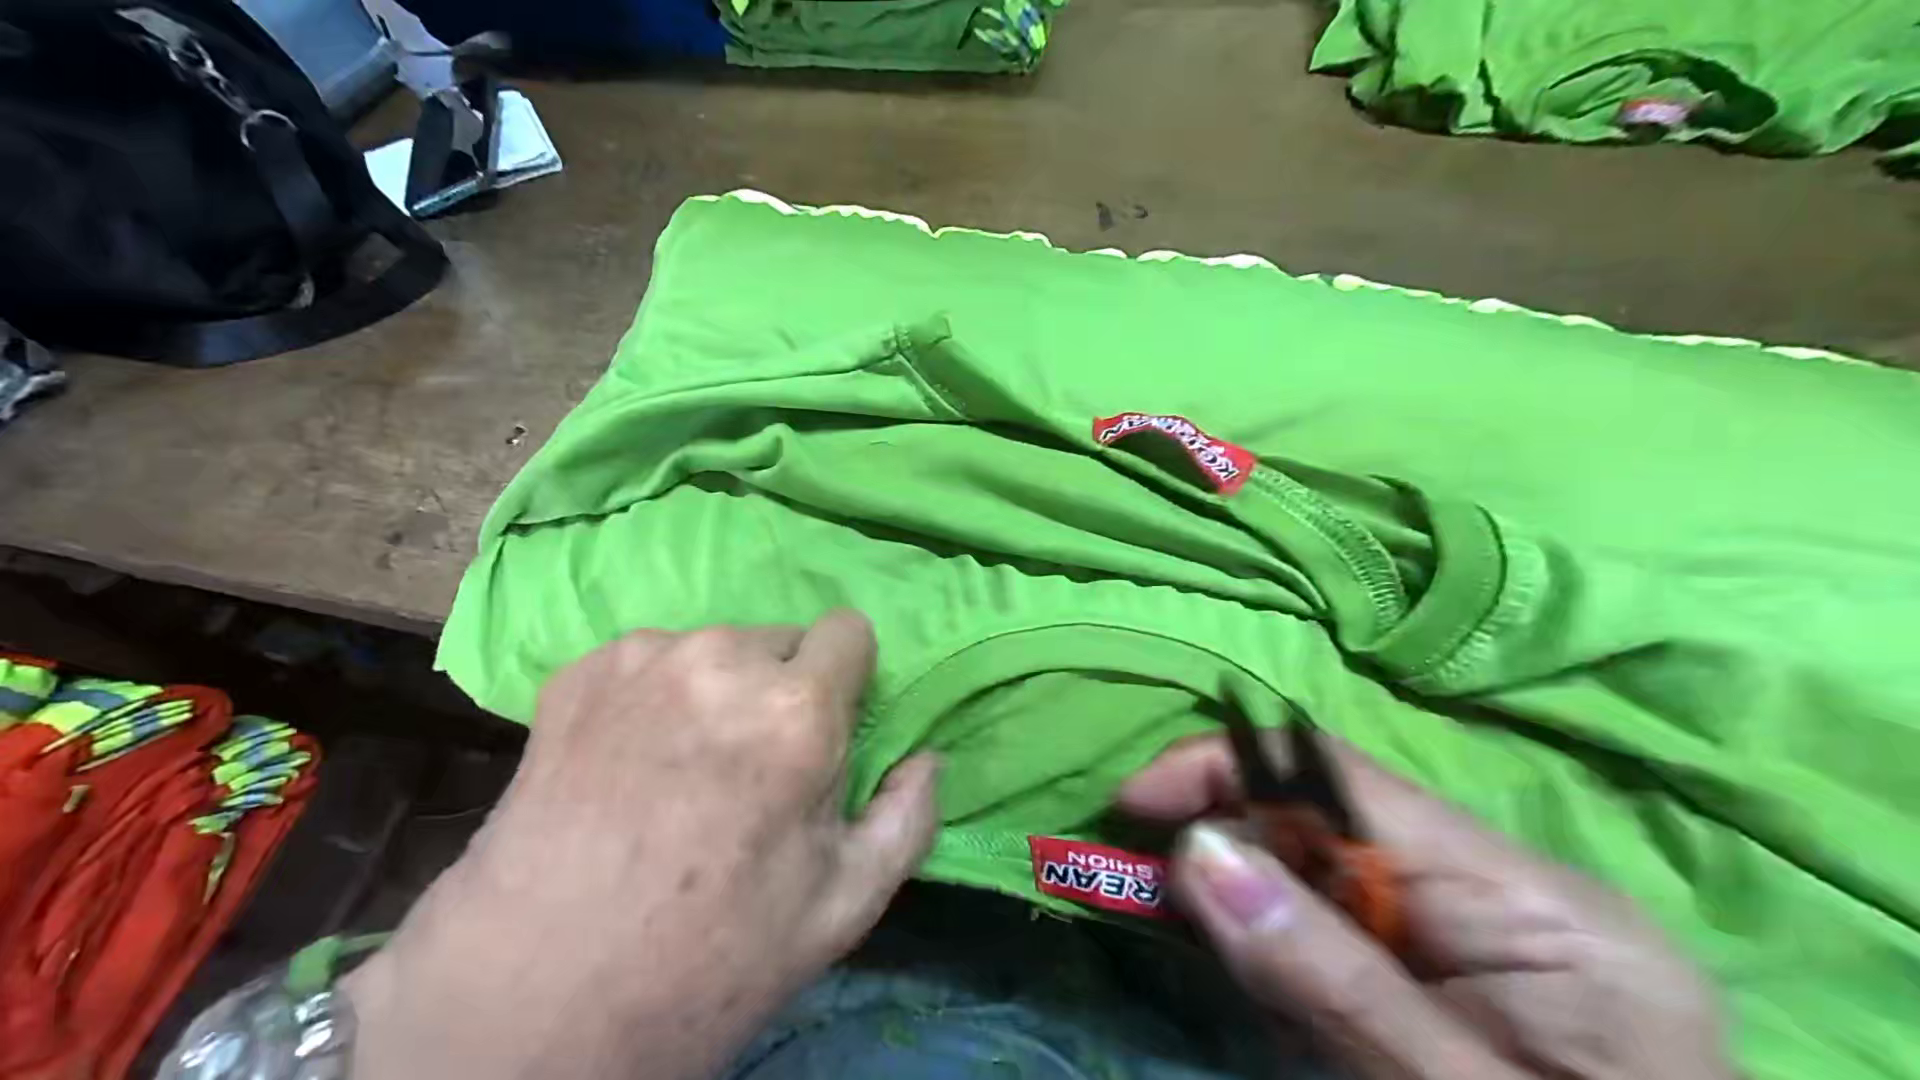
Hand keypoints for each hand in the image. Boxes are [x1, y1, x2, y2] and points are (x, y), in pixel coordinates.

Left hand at [342, 612, 939, 1079]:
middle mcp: (722, 659)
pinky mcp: (580, 670)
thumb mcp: (842, 909)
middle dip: (784, 687)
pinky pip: (654, 659)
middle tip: (751, 764)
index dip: (846, 679)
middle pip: (784, 639)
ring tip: (685, 765)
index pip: (850, 630)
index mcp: (796, 710)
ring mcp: (643, 657)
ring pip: (718, 647)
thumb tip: (929, 756)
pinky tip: (630, 760)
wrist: (525, 998)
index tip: (826, 729)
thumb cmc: (706, 957)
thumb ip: (910, 818)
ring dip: (721, 689)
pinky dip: (658, 693)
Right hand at [1118, 733, 1734, 1079]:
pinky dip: (1278, 949)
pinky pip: (1333, 926)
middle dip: (1227, 847)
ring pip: (1315, 873)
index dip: (1224, 769)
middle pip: (1322, 821)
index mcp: (1535, 904)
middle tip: (1157, 907)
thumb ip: (1331, 981)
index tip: (1131, 803)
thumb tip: (1196, 851)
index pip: (1344, 779)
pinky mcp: (1448, 972)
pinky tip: (1273, 997)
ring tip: (1228, 975)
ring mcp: (1478, 933)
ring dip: (1246, 908)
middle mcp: (1504, 892)